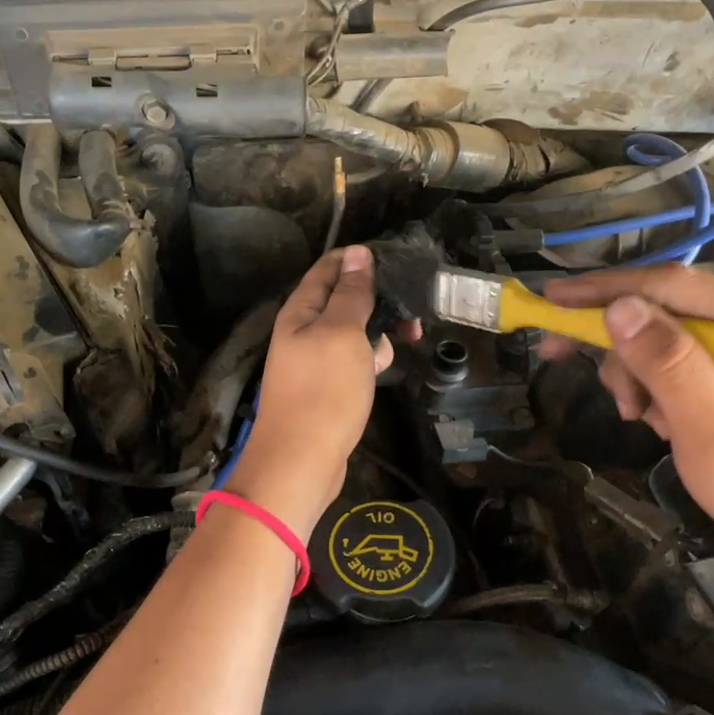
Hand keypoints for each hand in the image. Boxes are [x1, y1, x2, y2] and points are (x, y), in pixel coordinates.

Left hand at [226, 245, 391, 536]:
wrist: (301, 462)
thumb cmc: (323, 392)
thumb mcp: (342, 333)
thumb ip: (352, 293)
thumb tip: (359, 252)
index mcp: (301, 310)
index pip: (329, 268)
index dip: (361, 260)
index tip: (400, 263)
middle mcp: (304, 330)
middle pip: (345, 300)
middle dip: (379, 302)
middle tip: (412, 315)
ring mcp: (315, 360)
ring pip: (354, 332)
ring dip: (378, 335)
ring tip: (398, 347)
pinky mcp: (328, 386)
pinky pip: (353, 361)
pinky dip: (370, 361)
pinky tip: (381, 372)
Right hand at [540, 265, 713, 581]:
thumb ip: (671, 368)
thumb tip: (618, 308)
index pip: (675, 286)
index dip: (607, 288)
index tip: (551, 301)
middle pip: (667, 307)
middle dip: (620, 343)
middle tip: (572, 369)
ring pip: (668, 335)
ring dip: (638, 372)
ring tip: (639, 420)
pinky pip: (682, 361)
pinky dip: (657, 387)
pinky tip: (660, 421)